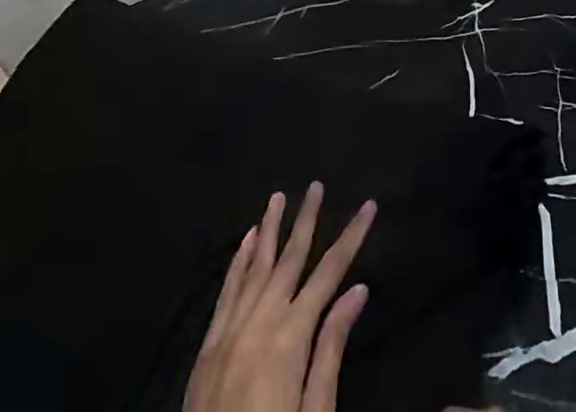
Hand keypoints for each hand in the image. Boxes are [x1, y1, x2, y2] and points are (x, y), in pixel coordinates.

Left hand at [184, 183, 376, 411]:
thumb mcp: (316, 410)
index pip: (329, 272)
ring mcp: (228, 334)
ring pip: (253, 268)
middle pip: (288, 259)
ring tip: (279, 197)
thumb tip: (357, 290)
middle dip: (306, 220)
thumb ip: (332, 347)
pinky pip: (225, 294)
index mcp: (290, 337)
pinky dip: (237, 264)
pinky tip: (246, 241)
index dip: (352, 236)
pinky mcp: (207, 350)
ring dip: (269, 230)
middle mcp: (258, 324)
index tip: (369, 205)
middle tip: (316, 186)